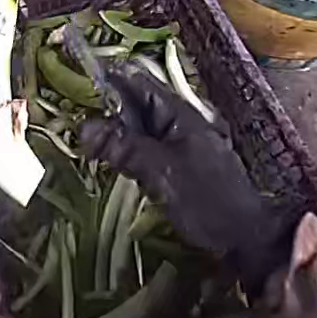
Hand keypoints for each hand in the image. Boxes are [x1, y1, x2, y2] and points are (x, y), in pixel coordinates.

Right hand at [79, 67, 296, 286]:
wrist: (245, 239)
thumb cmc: (206, 199)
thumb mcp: (160, 171)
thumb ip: (123, 147)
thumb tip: (83, 126)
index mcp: (178, 113)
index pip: (137, 83)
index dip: (109, 78)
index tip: (77, 80)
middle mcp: (177, 123)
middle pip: (135, 105)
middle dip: (106, 109)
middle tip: (71, 115)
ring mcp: (178, 145)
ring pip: (138, 129)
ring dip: (114, 132)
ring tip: (83, 139)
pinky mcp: (176, 167)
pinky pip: (145, 149)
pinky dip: (125, 151)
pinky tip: (109, 160)